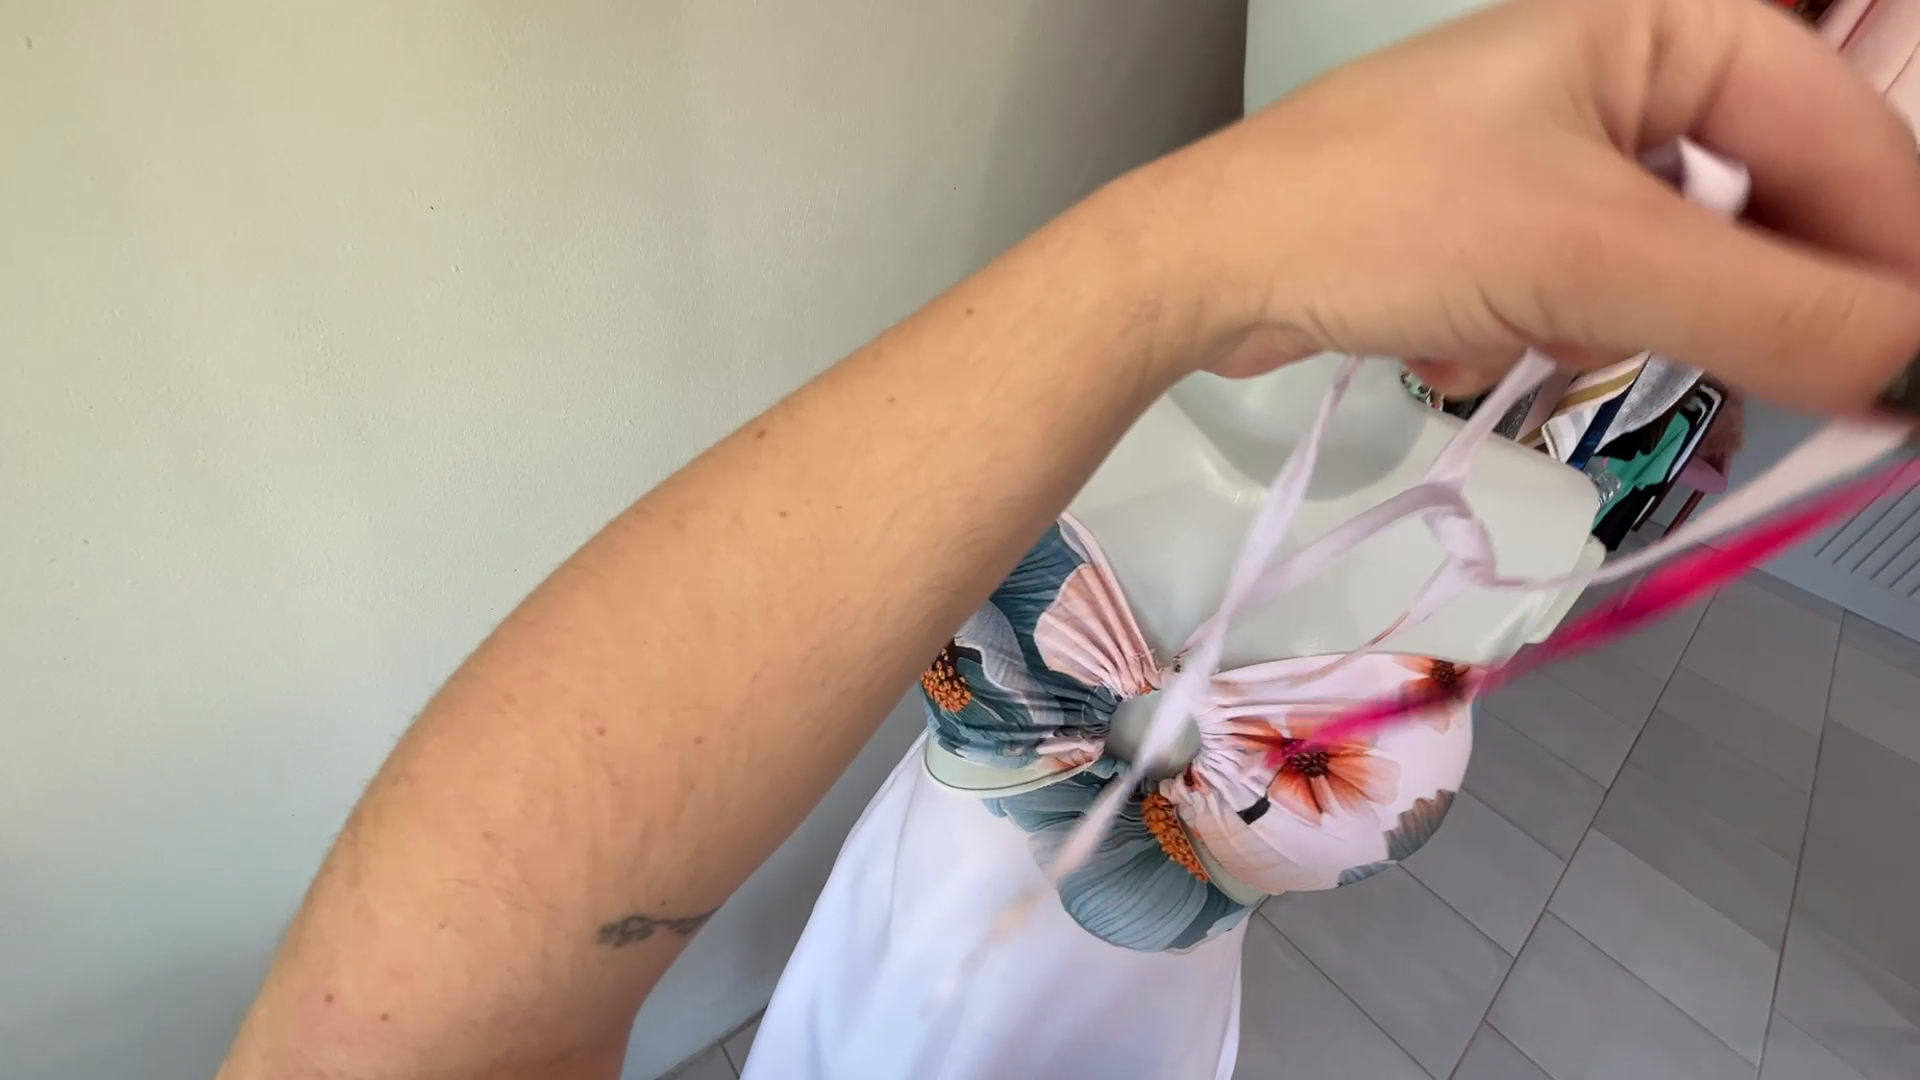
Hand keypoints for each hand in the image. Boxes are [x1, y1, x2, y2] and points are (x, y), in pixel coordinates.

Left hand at [1124, 0, 1919, 407]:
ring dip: (1561, 330)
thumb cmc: (1390, 223)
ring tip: (1497, 336)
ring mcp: (1503, 167)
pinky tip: (1433, 345)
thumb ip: (1769, 311)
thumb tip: (1915, 370)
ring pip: (1611, 276)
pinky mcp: (1440, 240)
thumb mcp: (1592, 258)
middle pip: (1720, 215)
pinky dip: (1488, 340)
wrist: (1209, 266)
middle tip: (1702, 374)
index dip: (1885, 259)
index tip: (1900, 371)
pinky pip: (1520, 303)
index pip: (1843, 138)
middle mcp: (1587, 85)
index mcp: (1657, 29)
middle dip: (1679, 306)